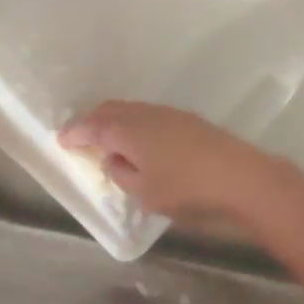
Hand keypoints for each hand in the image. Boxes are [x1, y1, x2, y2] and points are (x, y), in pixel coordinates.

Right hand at [57, 101, 282, 222]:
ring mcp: (169, 113)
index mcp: (129, 130)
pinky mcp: (187, 120)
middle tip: (79, 134)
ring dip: (114, 120)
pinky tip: (138, 139)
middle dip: (92, 120)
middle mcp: (145, 114)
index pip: (93, 127)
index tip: (61, 138)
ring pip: (131, 110)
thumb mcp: (145, 192)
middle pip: (111, 111)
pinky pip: (148, 115)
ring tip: (106, 137)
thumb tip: (113, 159)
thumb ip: (122, 174)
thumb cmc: (187, 190)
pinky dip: (134, 123)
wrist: (242, 178)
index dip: (76, 133)